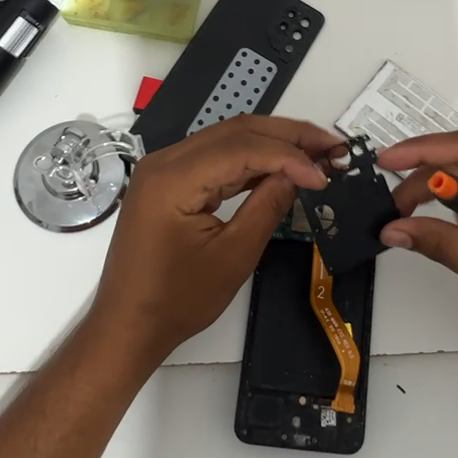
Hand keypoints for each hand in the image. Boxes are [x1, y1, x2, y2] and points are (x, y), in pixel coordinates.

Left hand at [90, 116, 341, 364]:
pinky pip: (214, 156)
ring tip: (314, 151)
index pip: (242, 147)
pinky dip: (249, 158)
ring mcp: (163, 168)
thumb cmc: (178, 300)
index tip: (325, 173)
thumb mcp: (233, 256)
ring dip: (271, 142)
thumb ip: (267, 206)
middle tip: (330, 144)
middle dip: (286, 135)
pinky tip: (279, 165)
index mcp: (174, 179)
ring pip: (226, 138)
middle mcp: (165, 161)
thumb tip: (300, 174)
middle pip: (235, 131)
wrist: (127, 326)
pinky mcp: (168, 180)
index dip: (289, 155)